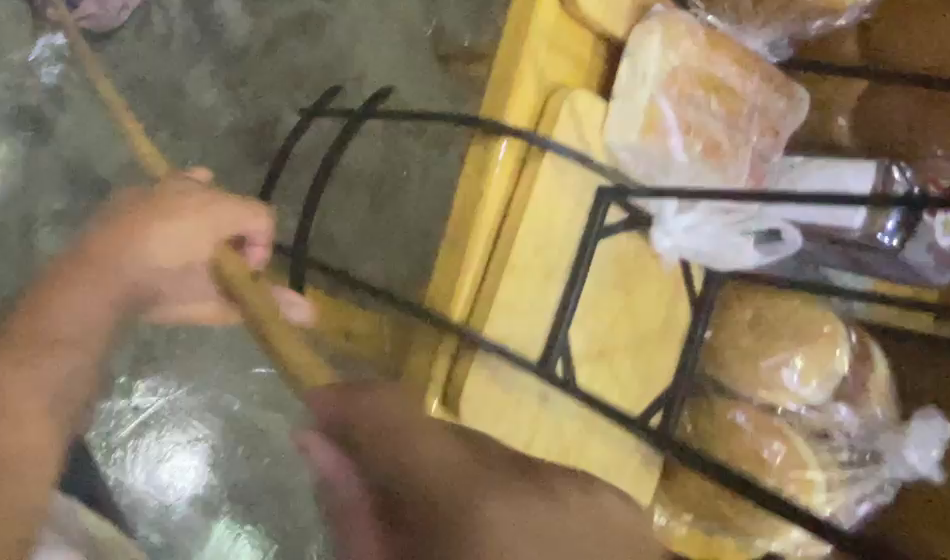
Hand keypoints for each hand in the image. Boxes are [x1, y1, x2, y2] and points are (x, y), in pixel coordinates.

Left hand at [70, 169, 315, 326]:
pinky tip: (153, 237)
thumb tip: (312, 316)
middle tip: (214, 264)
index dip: (261, 246)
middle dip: (231, 231)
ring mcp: (157, 184)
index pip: (262, 216)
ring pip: (193, 184)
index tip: (243, 274)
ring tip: (187, 245)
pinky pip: (160, 191)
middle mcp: (191, 186)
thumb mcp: (215, 301)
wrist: (98, 275)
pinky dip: (166, 209)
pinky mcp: (130, 191)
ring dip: (200, 212)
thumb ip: (262, 302)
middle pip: (228, 200)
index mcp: (219, 207)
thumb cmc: (163, 287)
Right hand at [295, 383, 661, 559]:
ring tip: (461, 550)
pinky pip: (542, 488)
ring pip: (490, 460)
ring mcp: (596, 500)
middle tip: (387, 516)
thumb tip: (316, 442)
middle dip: (403, 462)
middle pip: (439, 436)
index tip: (318, 422)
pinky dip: (511, 510)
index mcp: (474, 504)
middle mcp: (539, 481)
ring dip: (460, 488)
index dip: (343, 404)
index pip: (385, 407)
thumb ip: (354, 519)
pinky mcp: (633, 520)